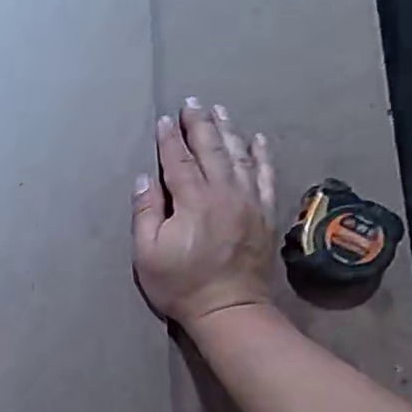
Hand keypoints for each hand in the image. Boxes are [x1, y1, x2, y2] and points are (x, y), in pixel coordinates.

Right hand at [131, 98, 277, 327]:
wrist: (229, 309)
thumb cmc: (180, 285)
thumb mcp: (147, 254)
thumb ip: (146, 213)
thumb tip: (145, 179)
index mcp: (193, 202)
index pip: (179, 162)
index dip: (170, 139)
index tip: (164, 120)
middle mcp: (224, 193)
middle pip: (211, 150)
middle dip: (200, 124)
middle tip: (193, 102)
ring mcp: (249, 201)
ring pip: (239, 156)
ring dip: (228, 131)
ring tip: (219, 111)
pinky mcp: (265, 213)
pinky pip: (265, 175)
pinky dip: (261, 154)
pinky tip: (257, 139)